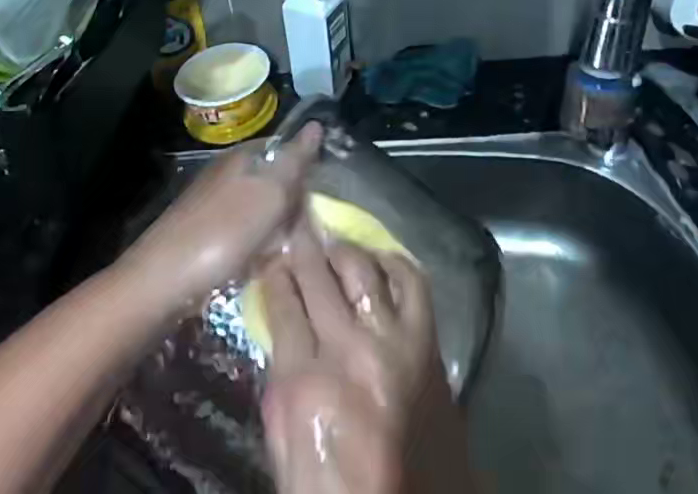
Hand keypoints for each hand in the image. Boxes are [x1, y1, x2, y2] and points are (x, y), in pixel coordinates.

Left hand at [119, 123, 321, 318]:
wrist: (163, 279)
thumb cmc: (224, 231)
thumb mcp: (269, 191)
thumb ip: (295, 159)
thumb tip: (316, 124)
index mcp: (245, 155)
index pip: (288, 147)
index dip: (308, 168)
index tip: (325, 196)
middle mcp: (230, 171)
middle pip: (278, 181)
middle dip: (293, 204)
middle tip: (305, 229)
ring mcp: (216, 201)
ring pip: (264, 210)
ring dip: (277, 230)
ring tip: (284, 250)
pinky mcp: (208, 231)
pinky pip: (247, 233)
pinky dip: (257, 247)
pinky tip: (260, 263)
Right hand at [257, 229, 470, 493]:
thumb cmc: (332, 484)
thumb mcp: (285, 435)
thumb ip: (282, 372)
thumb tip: (281, 322)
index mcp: (305, 382)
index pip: (282, 304)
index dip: (273, 275)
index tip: (270, 260)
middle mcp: (349, 351)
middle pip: (319, 278)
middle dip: (302, 248)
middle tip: (295, 229)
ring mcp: (393, 343)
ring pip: (362, 269)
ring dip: (343, 250)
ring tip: (332, 244)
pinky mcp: (427, 345)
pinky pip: (412, 284)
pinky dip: (392, 263)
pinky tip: (378, 259)